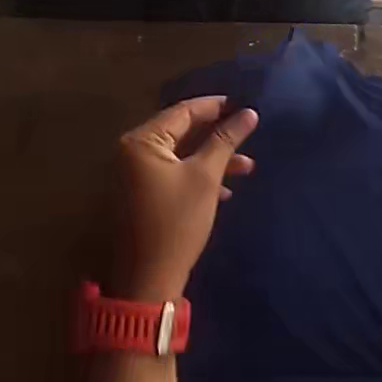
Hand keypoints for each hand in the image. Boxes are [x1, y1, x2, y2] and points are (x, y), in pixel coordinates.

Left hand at [113, 96, 259, 300]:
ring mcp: (135, 174)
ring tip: (248, 165)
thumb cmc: (177, 223)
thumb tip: (248, 113)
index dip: (215, 106)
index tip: (243, 104)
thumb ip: (225, 141)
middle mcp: (132, 152)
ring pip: (180, 154)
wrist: (150, 278)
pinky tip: (226, 189)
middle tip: (247, 130)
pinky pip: (173, 172)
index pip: (183, 112)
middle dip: (216, 134)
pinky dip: (198, 175)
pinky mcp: (142, 193)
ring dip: (212, 158)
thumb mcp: (205, 178)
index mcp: (141, 141)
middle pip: (181, 132)